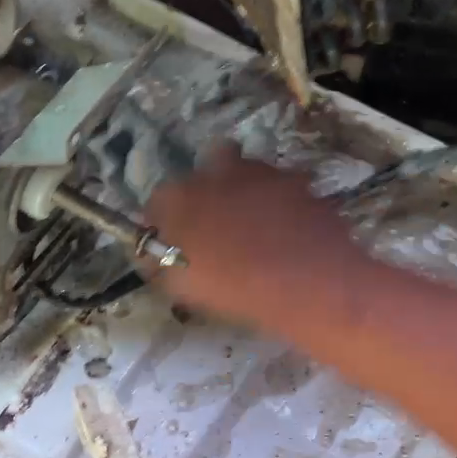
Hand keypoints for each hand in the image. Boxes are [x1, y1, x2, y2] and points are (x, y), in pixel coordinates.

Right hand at [146, 146, 371, 326]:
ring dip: (244, 190)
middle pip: (203, 170)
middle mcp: (213, 172)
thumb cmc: (228, 287)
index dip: (163, 224)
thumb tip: (153, 256)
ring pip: (245, 172)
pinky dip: (279, 203)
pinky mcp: (297, 180)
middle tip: (214, 223)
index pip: (156, 203)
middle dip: (206, 189)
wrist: (304, 280)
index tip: (170, 245)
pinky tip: (284, 231)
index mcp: (176, 196)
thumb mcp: (177, 287)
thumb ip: (158, 264)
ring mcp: (260, 172)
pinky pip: (280, 187)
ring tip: (253, 226)